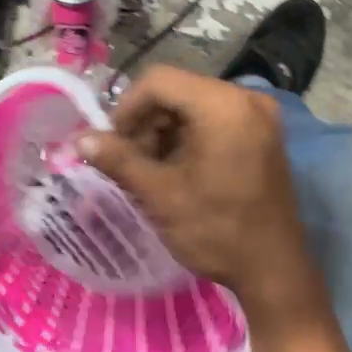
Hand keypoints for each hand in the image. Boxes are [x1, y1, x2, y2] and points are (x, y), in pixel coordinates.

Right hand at [77, 65, 317, 315]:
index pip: (159, 81)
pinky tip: (175, 173)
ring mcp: (259, 119)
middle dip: (145, 123)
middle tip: (128, 163)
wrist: (273, 270)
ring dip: (164, 134)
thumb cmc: (216, 230)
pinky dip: (189, 140)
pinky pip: (216, 123)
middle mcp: (247, 100)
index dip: (126, 109)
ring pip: (194, 108)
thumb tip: (79, 139)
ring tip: (149, 173)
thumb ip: (118, 159)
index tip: (111, 145)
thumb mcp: (160, 194)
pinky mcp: (263, 138)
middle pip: (177, 92)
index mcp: (223, 105)